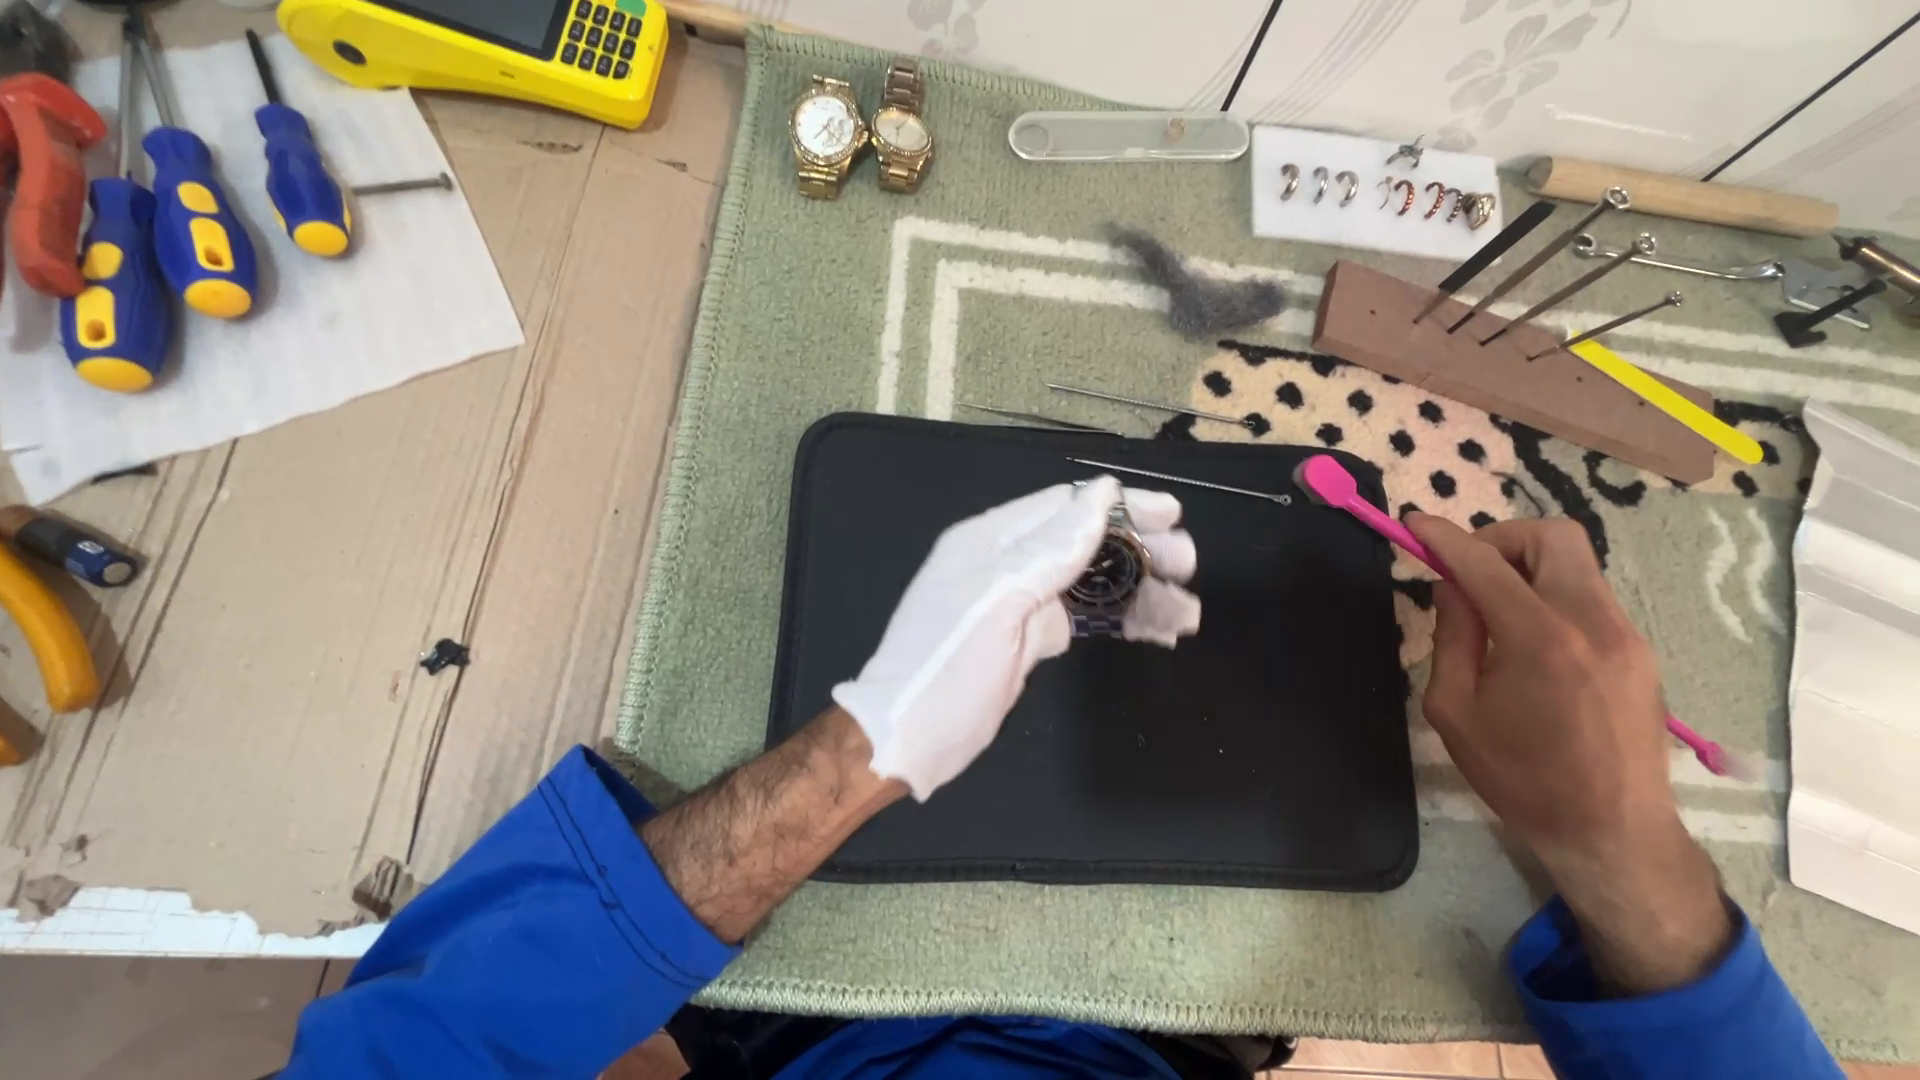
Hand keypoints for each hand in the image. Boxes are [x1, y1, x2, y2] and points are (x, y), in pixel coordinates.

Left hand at [833, 477, 1199, 800]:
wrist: (908, 740)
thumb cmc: (943, 669)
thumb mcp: (995, 603)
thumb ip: (1048, 549)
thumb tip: (1102, 494)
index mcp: (992, 542)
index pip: (1065, 507)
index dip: (1120, 507)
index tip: (1172, 515)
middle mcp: (1009, 565)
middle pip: (1085, 542)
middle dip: (1140, 550)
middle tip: (1188, 564)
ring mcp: (1021, 603)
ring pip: (1091, 583)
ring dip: (1139, 591)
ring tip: (1187, 611)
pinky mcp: (1031, 639)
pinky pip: (1085, 619)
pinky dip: (1121, 621)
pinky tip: (1159, 631)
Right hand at [1406, 514, 1731, 993]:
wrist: (1611, 831)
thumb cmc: (1518, 776)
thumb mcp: (1454, 709)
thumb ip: (1452, 636)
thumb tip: (1452, 587)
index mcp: (1540, 639)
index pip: (1485, 562)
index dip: (1443, 537)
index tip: (1413, 524)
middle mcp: (1593, 623)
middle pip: (1552, 536)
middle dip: (1499, 538)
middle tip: (1465, 570)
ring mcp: (1625, 634)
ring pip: (1575, 562)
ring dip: (1525, 565)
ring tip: (1490, 606)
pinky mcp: (1638, 650)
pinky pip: (1588, 593)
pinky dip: (1548, 591)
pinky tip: (1524, 635)